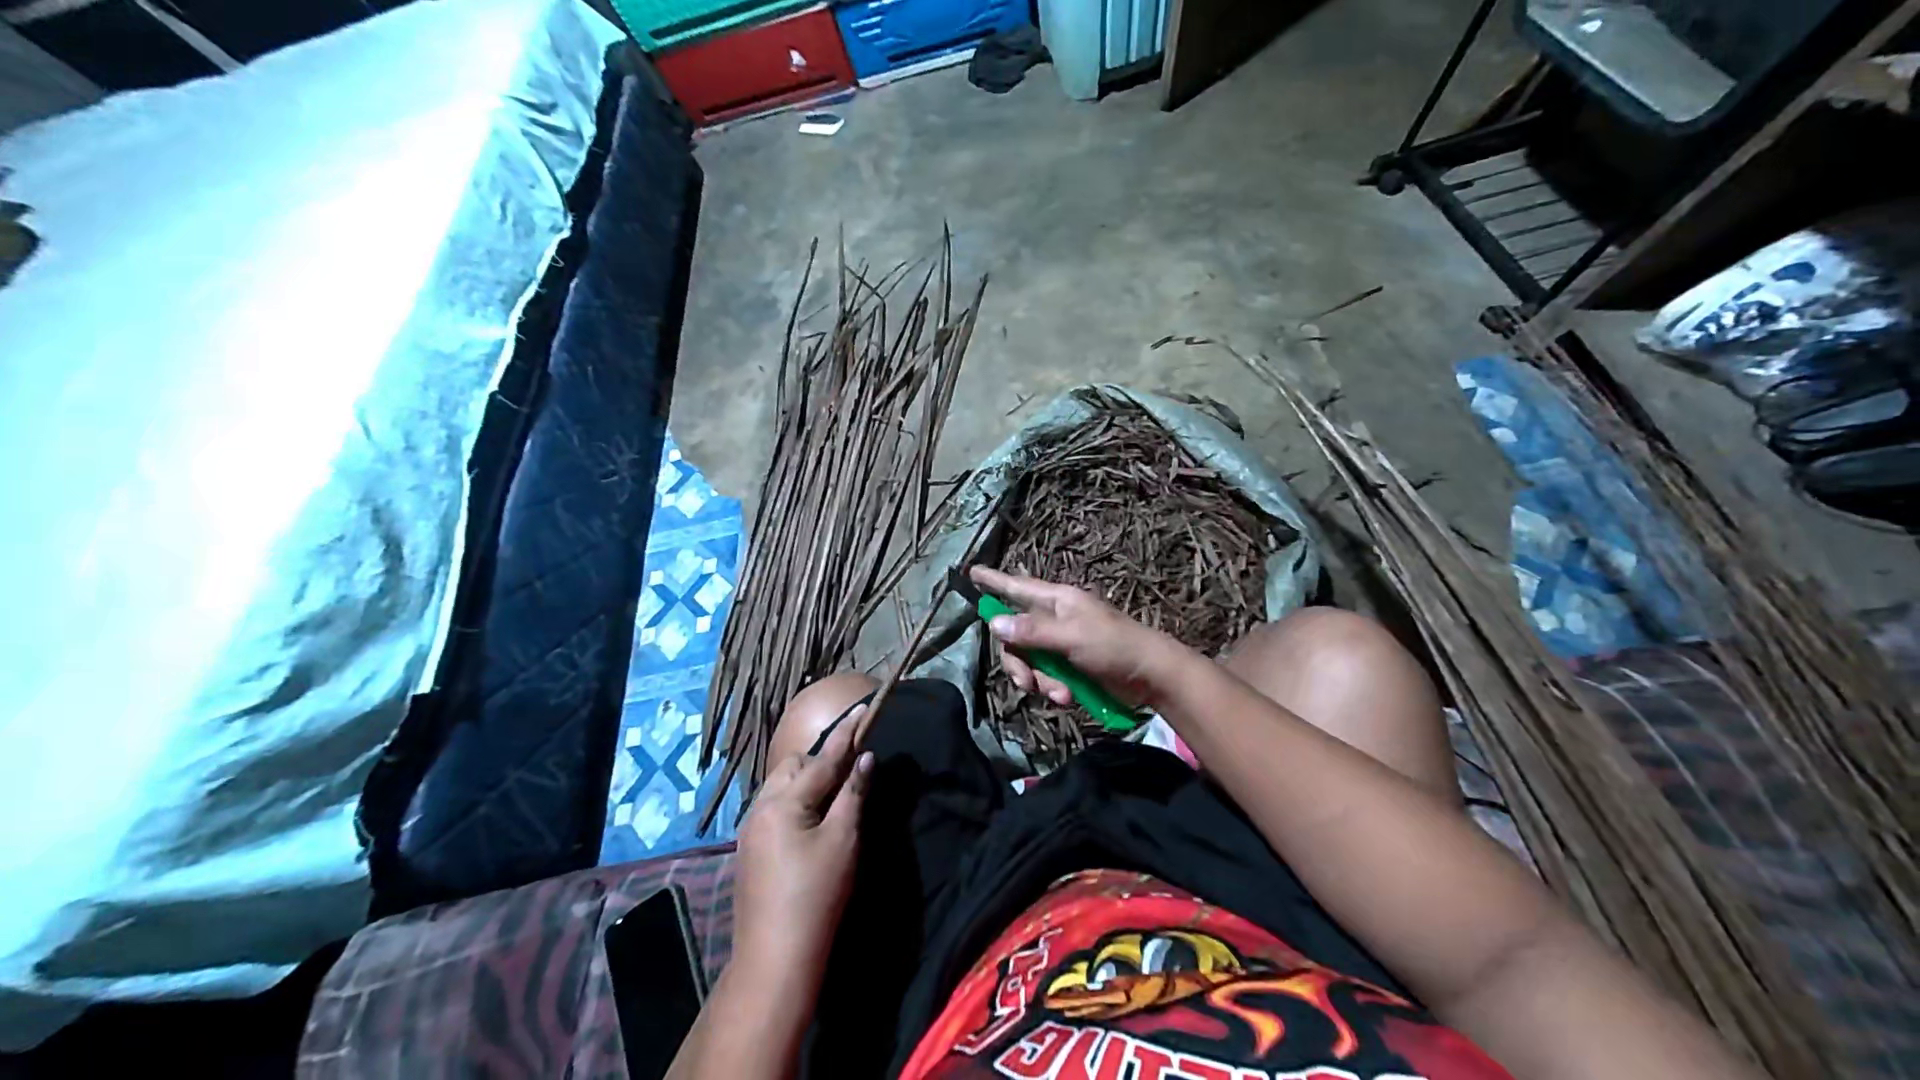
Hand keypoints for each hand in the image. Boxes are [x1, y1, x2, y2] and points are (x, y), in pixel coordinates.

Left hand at [733, 709, 872, 984]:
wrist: (774, 957)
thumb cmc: (817, 895)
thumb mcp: (844, 840)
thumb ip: (853, 794)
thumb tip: (864, 758)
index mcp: (783, 801)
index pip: (822, 758)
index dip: (846, 733)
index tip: (863, 708)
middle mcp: (760, 807)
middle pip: (793, 766)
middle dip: (821, 759)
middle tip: (851, 769)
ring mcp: (750, 829)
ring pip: (780, 785)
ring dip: (806, 780)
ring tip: (833, 793)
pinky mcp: (749, 848)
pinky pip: (774, 806)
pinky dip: (795, 800)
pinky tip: (810, 819)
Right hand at [968, 566, 1190, 709]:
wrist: (1152, 677)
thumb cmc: (1114, 646)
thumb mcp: (1071, 637)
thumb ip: (1032, 631)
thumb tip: (994, 622)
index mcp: (1056, 600)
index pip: (1016, 586)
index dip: (993, 580)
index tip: (971, 572)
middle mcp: (1054, 619)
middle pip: (1014, 635)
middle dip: (1017, 662)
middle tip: (1025, 683)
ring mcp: (1061, 644)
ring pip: (1028, 660)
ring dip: (1038, 680)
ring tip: (1058, 695)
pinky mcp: (1069, 667)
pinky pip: (1044, 676)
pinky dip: (1051, 689)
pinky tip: (1067, 699)